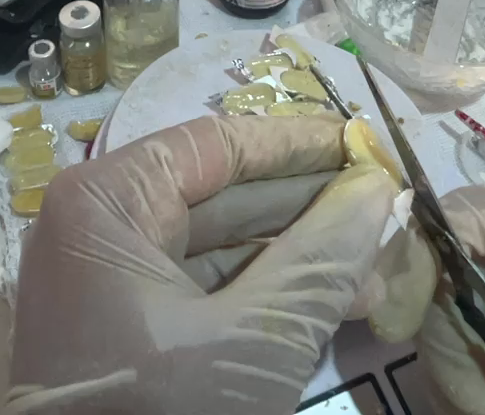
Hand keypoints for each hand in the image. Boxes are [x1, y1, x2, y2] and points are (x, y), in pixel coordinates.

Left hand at [5, 114, 397, 413]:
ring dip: (301, 255)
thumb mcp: (253, 342)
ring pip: (221, 244)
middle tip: (384, 204)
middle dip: (309, 205)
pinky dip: (270, 293)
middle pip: (222, 192)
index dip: (295, 143)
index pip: (215, 145)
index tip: (362, 142)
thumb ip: (321, 258)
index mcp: (105, 201)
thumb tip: (380, 188)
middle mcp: (100, 224)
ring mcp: (111, 279)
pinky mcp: (130, 328)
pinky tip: (339, 299)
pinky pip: (208, 289)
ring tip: (381, 261)